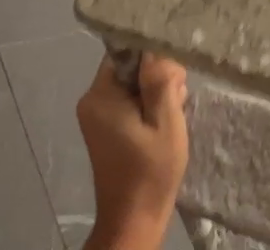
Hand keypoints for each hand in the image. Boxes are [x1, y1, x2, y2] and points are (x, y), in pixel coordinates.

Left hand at [77, 52, 188, 249]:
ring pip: (134, 83)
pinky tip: (162, 123)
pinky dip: (149, 106)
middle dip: (158, 77)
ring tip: (172, 115)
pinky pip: (130, 99)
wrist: (134, 219)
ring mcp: (96, 114)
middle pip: (132, 66)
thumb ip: (161, 81)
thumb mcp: (165, 121)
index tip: (174, 75)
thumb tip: (156, 50)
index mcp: (101, 95)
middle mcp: (92, 99)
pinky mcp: (105, 127)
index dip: (155, 56)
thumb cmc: (151, 170)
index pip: (128, 51)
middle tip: (177, 100)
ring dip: (156, 92)